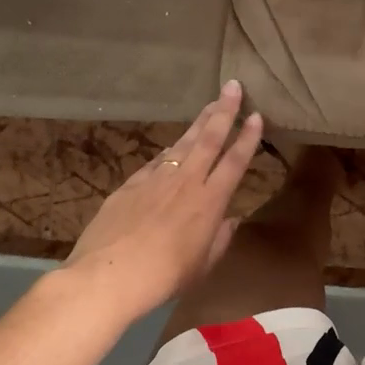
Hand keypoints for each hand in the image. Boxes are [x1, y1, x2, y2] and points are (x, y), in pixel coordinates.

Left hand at [60, 81, 261, 324]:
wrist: (107, 277)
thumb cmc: (164, 277)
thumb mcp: (202, 265)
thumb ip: (219, 240)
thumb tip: (230, 220)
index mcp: (210, 201)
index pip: (235, 161)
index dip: (248, 137)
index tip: (257, 115)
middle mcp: (186, 182)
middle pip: (210, 139)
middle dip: (224, 111)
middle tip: (232, 86)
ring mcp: (156, 180)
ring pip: (182, 143)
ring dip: (199, 122)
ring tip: (210, 104)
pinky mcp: (130, 186)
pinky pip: (156, 161)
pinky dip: (169, 149)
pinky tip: (173, 145)